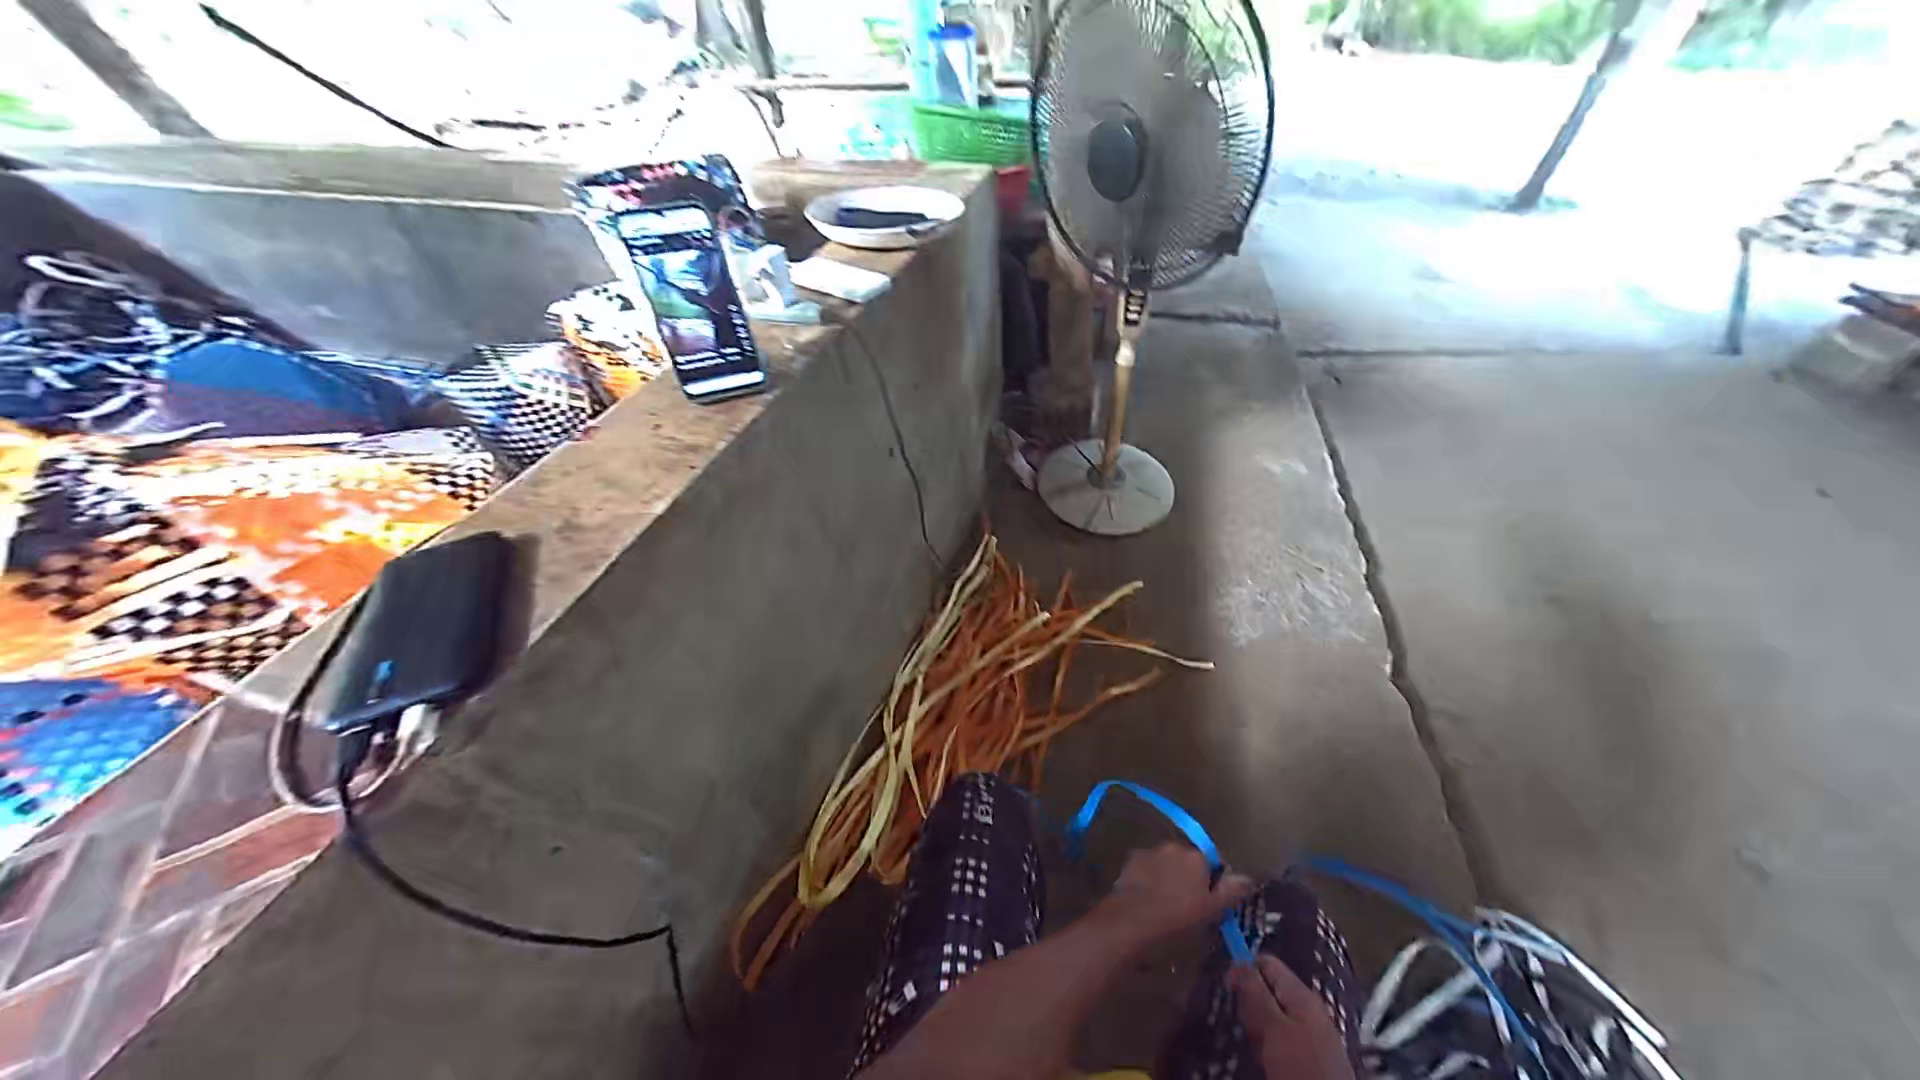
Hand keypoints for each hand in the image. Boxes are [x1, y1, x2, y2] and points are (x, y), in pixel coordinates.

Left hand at [1095, 844, 1251, 944]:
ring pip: (1167, 863)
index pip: (1214, 862)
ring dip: (1170, 877)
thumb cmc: (1176, 921)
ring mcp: (1149, 851)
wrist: (1129, 923)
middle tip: (1190, 906)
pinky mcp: (1129, 861)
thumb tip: (1247, 878)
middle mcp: (1172, 846)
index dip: (1215, 883)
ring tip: (1167, 904)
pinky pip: (1148, 868)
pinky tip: (1148, 899)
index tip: (1212, 903)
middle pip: (1189, 861)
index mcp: (1196, 857)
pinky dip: (1151, 878)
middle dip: (1192, 878)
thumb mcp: (1210, 912)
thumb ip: (1230, 892)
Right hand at [1231, 954, 1357, 1079]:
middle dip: (1251, 1005)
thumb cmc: (1302, 1068)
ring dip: (1257, 1030)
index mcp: (1301, 996)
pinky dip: (1266, 1047)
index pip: (1267, 964)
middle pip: (1266, 990)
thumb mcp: (1274, 1027)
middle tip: (1250, 1027)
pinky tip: (1266, 1061)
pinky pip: (1276, 1040)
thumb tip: (1239, 960)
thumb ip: (1255, 992)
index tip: (1228, 985)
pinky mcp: (1304, 1056)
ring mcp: (1306, 1034)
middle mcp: (1305, 1010)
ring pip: (1268, 1017)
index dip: (1244, 968)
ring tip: (1260, 1050)